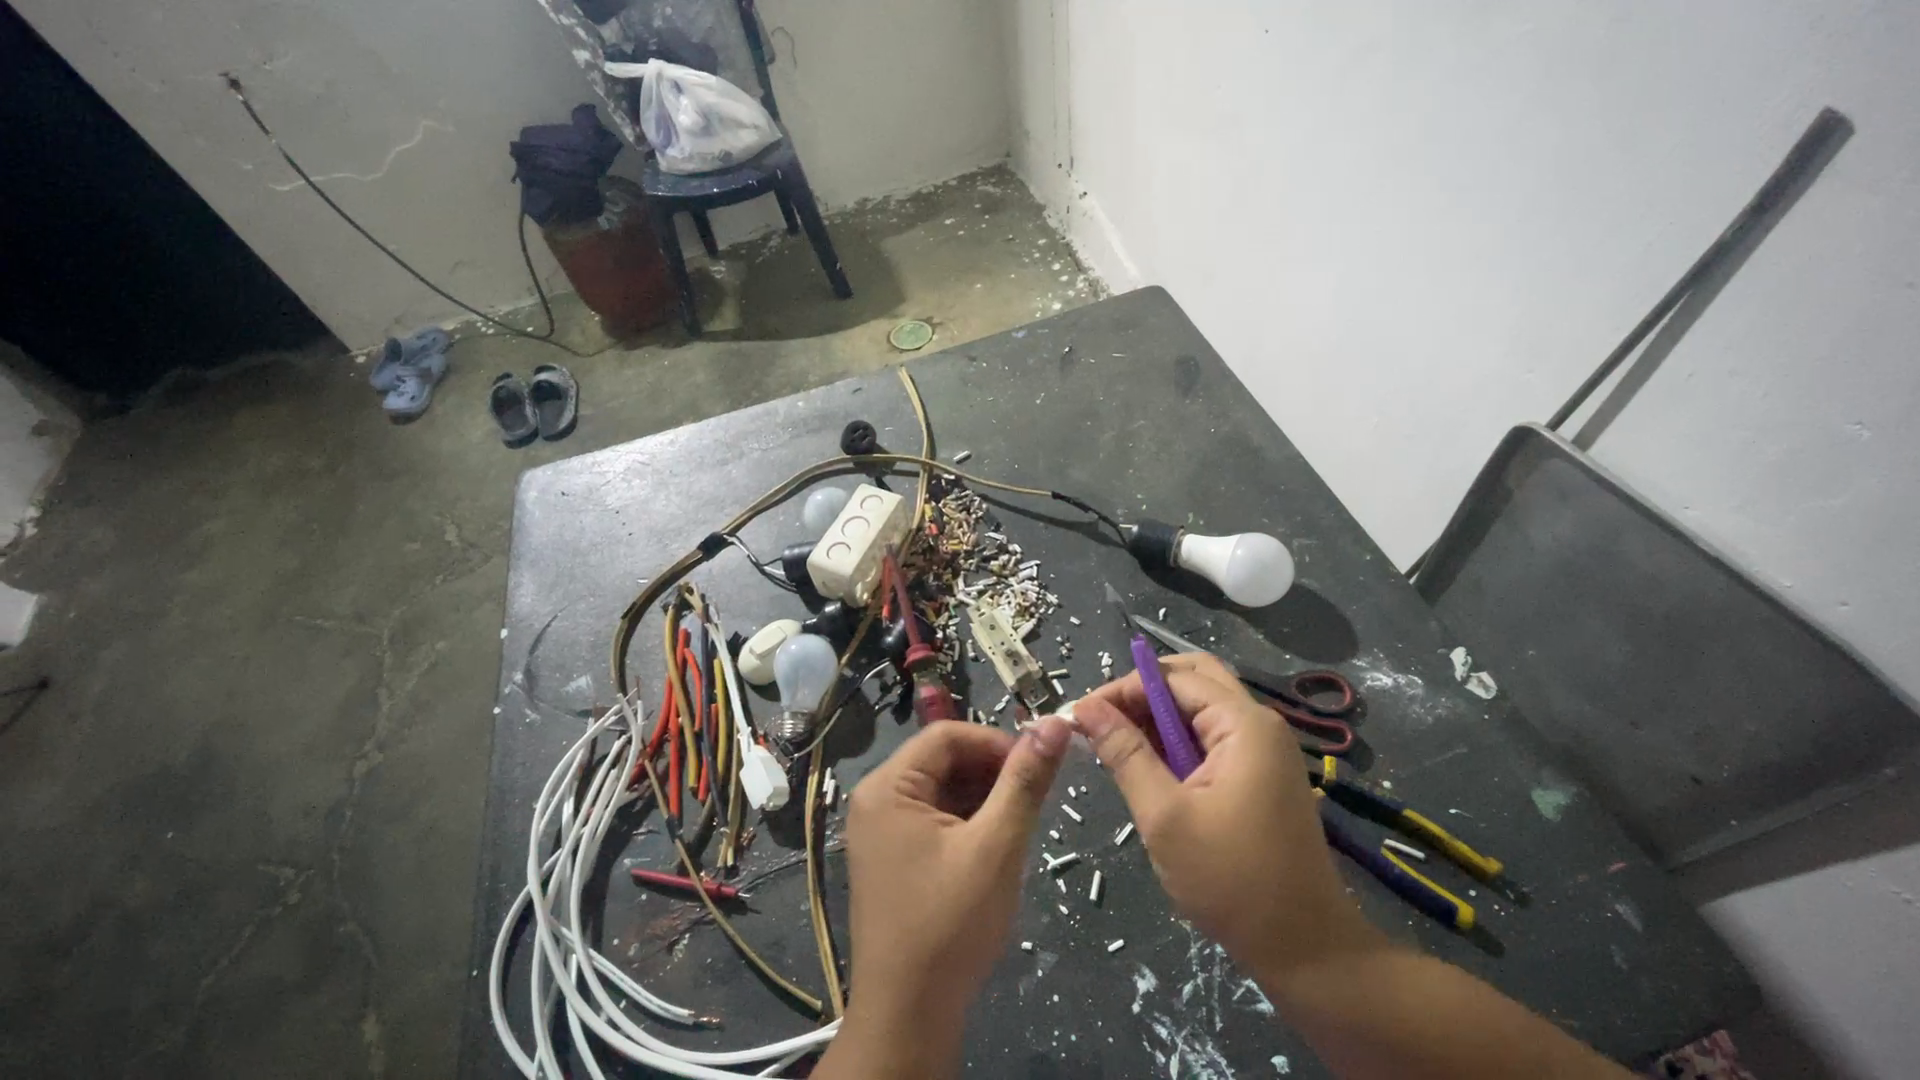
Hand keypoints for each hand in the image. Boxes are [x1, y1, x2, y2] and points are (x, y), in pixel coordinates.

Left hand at [822, 716, 1071, 1077]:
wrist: (909, 1011)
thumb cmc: (951, 923)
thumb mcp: (997, 846)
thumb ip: (1025, 781)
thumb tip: (1056, 723)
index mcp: (888, 787)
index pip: (947, 734)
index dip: (996, 742)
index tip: (1039, 768)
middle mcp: (876, 800)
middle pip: (942, 760)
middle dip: (991, 773)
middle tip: (1033, 802)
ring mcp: (881, 831)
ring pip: (942, 790)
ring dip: (983, 798)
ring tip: (1017, 828)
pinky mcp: (892, 858)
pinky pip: (934, 819)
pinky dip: (967, 823)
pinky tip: (994, 849)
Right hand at [1075, 654, 1380, 980]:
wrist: (1304, 946)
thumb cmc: (1231, 880)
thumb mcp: (1164, 816)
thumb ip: (1124, 754)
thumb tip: (1085, 708)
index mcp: (1244, 725)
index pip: (1173, 679)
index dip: (1122, 689)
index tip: (1079, 716)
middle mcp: (1259, 725)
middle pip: (1193, 681)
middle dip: (1141, 695)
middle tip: (1100, 724)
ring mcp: (1263, 751)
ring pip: (1200, 709)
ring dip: (1156, 719)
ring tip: (1114, 747)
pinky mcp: (1260, 776)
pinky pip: (1211, 739)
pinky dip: (1176, 743)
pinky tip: (1147, 769)